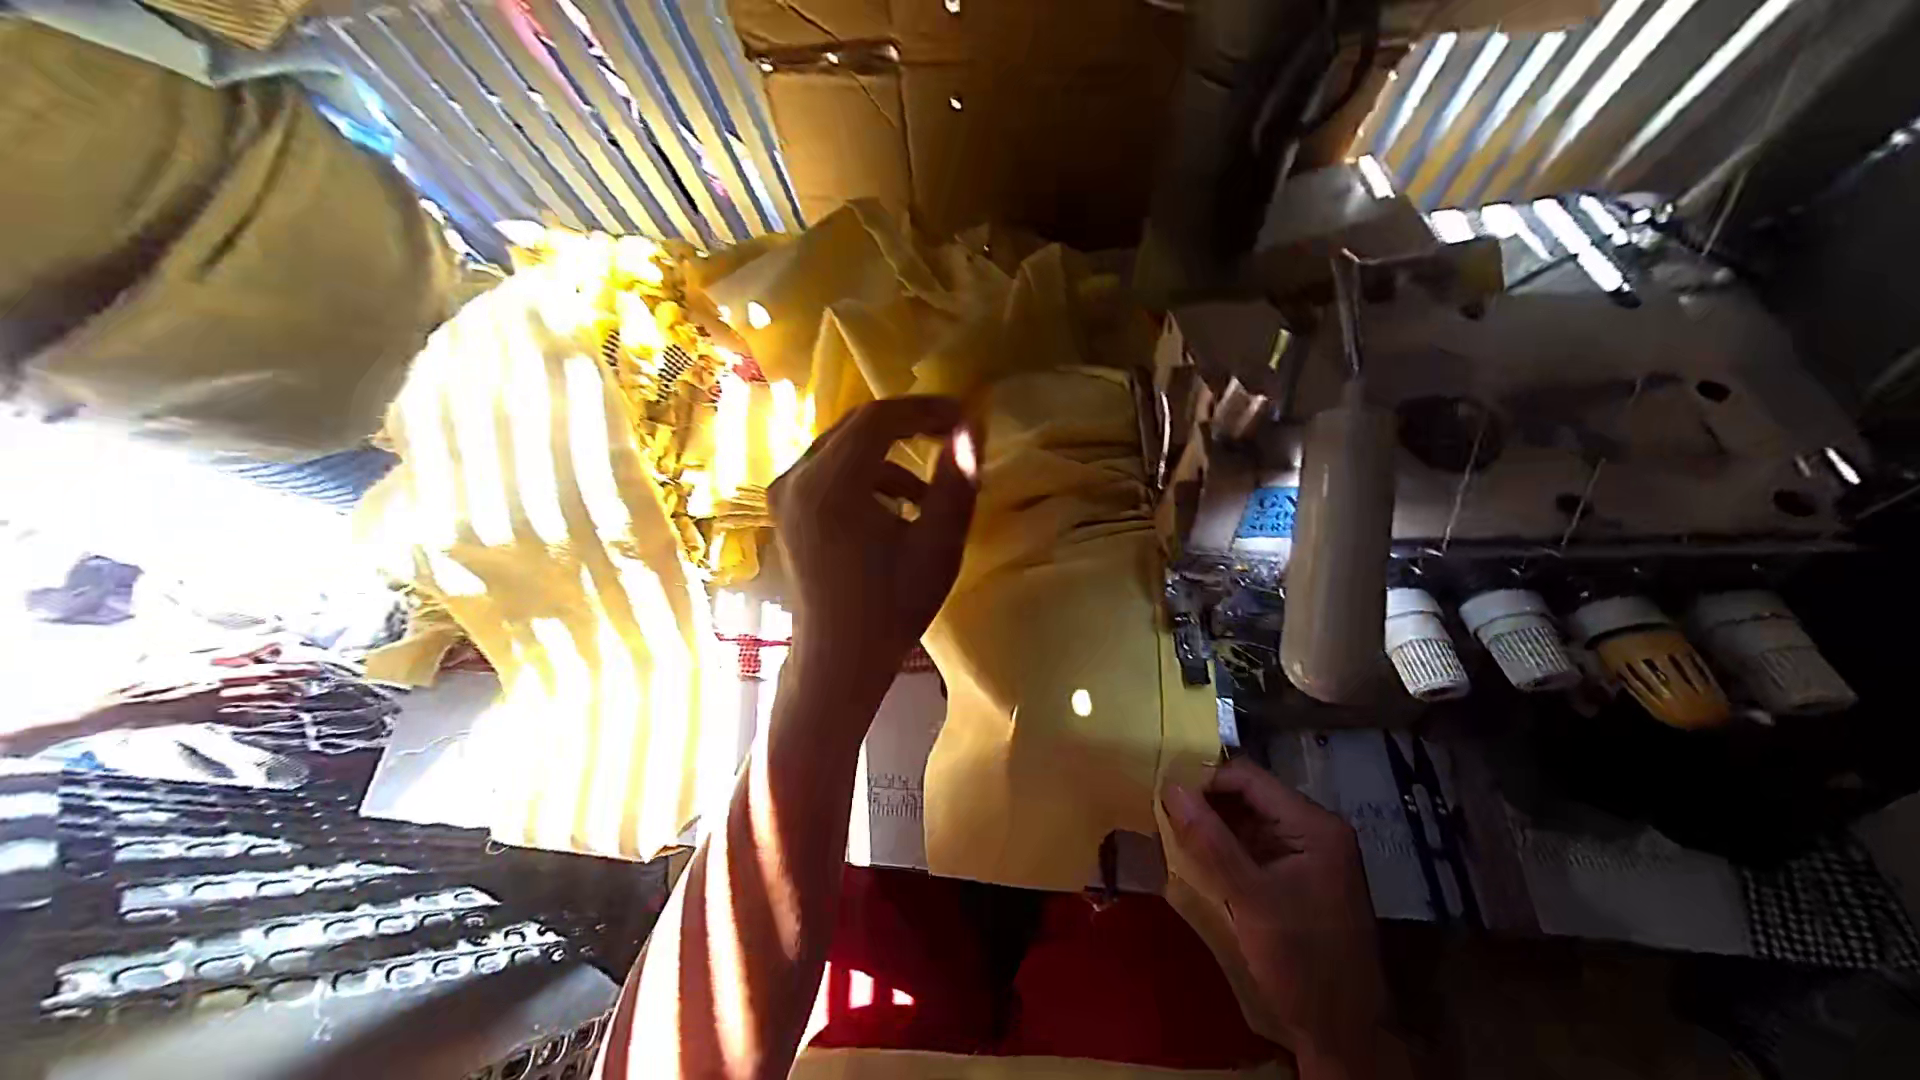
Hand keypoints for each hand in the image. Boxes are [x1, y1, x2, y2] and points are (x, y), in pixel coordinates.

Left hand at [768, 397, 978, 684]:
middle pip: (858, 426)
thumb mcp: (938, 544)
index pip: (879, 419)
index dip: (926, 410)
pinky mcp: (786, 508)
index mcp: (830, 486)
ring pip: (845, 446)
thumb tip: (973, 426)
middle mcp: (796, 478)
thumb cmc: (892, 608)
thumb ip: (957, 480)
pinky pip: (830, 469)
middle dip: (909, 426)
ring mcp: (785, 493)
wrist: (839, 659)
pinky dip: (866, 476)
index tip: (965, 417)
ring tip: (929, 495)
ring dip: (890, 456)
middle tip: (953, 437)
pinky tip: (895, 510)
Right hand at [1163, 760, 1390, 1070]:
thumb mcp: (1250, 899)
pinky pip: (1250, 843)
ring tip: (1170, 831)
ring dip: (1209, 823)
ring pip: (1245, 818)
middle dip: (1204, 801)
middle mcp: (1312, 828)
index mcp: (1313, 825)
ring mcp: (1304, 852)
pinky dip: (1221, 845)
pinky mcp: (1293, 874)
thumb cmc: (1302, 962)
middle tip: (1161, 812)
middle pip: (1247, 795)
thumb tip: (1171, 788)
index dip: (1204, 780)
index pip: (1248, 778)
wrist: (1343, 1034)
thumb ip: (1210, 841)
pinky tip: (1193, 855)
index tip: (1165, 796)